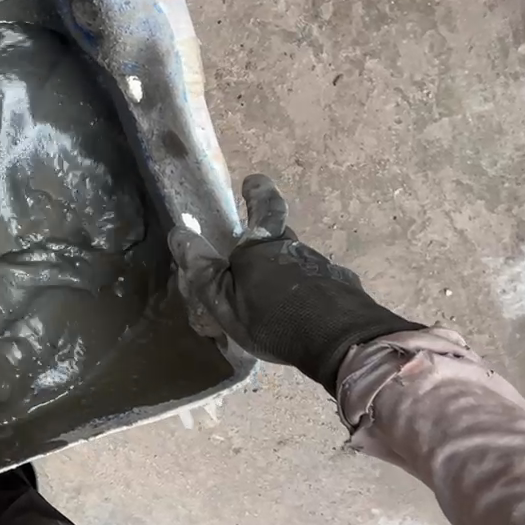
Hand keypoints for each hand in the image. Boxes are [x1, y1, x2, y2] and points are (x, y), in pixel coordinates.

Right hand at [169, 174, 417, 392]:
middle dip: (267, 244)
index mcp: (263, 248)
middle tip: (250, 262)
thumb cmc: (272, 318)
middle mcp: (297, 250)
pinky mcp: (345, 293)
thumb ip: (201, 267)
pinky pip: (319, 286)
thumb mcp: (222, 297)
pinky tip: (301, 315)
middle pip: (281, 239)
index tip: (253, 180)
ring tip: (272, 299)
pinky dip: (307, 294)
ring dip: (285, 274)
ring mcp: (325, 270)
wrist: (342, 344)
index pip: (264, 209)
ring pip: (299, 264)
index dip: (258, 193)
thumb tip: (178, 231)